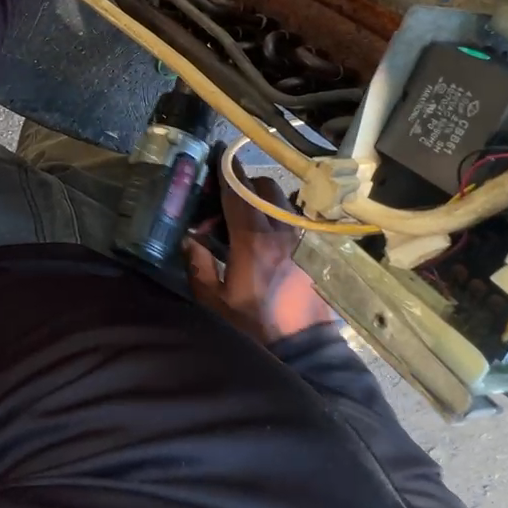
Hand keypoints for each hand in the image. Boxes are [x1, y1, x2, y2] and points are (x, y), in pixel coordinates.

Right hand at [187, 174, 336, 344]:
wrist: (304, 352)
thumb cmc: (254, 326)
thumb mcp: (214, 300)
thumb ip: (199, 265)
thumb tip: (190, 240)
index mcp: (253, 242)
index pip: (238, 195)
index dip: (226, 174)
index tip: (217, 155)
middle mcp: (283, 233)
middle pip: (266, 190)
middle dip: (245, 187)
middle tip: (225, 204)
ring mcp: (304, 241)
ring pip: (285, 203)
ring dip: (264, 202)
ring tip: (248, 222)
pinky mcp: (318, 253)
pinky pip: (297, 222)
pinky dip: (281, 218)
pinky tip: (271, 238)